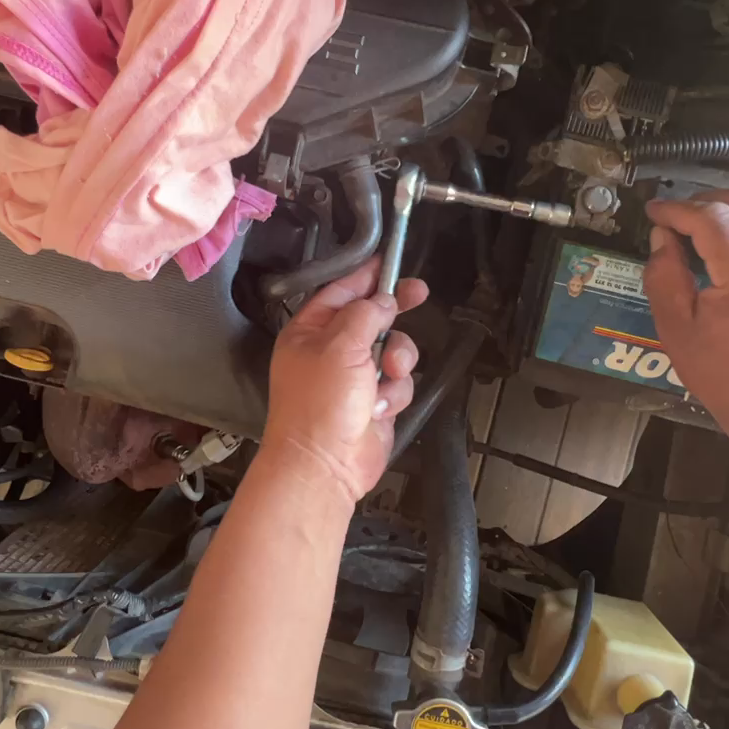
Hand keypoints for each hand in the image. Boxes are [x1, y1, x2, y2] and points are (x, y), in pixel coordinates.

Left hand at [261, 258, 428, 503]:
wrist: (324, 466)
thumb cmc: (320, 404)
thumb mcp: (339, 346)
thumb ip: (365, 315)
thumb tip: (383, 300)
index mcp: (309, 332)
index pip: (339, 293)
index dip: (365, 276)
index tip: (389, 262)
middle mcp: (330, 352)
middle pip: (371, 318)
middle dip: (394, 312)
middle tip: (419, 294)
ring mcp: (354, 379)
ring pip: (393, 350)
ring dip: (397, 359)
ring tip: (388, 373)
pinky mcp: (375, 402)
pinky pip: (398, 382)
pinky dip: (395, 393)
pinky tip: (380, 408)